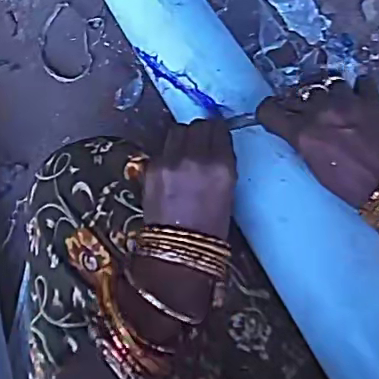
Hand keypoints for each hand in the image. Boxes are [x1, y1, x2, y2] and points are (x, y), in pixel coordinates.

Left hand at [126, 119, 235, 349]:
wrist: (178, 252)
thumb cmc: (211, 227)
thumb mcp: (228, 189)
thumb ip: (222, 160)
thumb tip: (215, 142)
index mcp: (221, 165)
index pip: (217, 128)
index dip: (217, 130)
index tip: (216, 135)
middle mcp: (195, 157)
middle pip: (197, 125)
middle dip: (200, 132)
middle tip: (201, 143)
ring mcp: (169, 161)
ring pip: (177, 130)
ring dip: (182, 137)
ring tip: (185, 153)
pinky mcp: (150, 168)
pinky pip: (162, 148)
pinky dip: (169, 152)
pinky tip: (172, 167)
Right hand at [257, 77, 378, 208]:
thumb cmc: (355, 188)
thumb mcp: (317, 170)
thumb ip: (305, 144)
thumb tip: (300, 132)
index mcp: (303, 134)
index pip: (271, 110)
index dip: (268, 112)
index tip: (272, 115)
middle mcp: (320, 112)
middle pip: (295, 95)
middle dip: (295, 104)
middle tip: (301, 113)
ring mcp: (347, 101)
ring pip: (325, 84)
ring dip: (326, 93)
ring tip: (331, 104)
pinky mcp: (371, 99)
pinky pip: (360, 83)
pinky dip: (357, 89)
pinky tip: (359, 97)